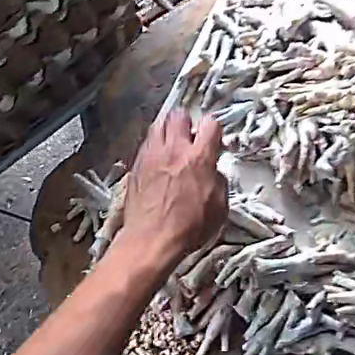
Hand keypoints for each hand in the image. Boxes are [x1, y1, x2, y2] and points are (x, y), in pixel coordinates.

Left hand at [109, 109, 225, 274]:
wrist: (151, 239)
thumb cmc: (187, 228)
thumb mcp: (219, 207)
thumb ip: (218, 181)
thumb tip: (213, 172)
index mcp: (198, 158)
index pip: (210, 124)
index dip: (214, 129)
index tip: (214, 139)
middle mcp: (173, 150)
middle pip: (179, 115)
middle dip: (186, 123)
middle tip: (190, 137)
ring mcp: (151, 156)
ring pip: (158, 125)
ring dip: (167, 131)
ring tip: (171, 145)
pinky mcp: (135, 167)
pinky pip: (145, 145)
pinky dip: (153, 148)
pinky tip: (158, 162)